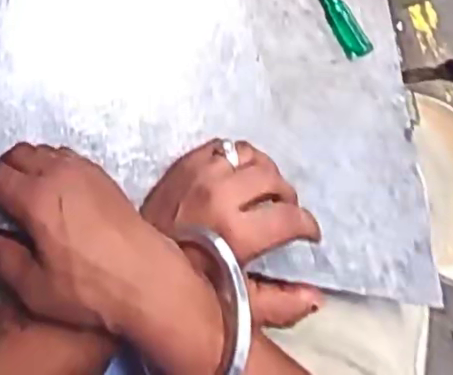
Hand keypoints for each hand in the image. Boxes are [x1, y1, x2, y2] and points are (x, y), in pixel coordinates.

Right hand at [0, 143, 215, 340]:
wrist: (144, 275)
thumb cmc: (90, 286)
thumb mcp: (37, 287)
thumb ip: (5, 261)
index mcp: (36, 197)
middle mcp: (57, 172)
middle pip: (19, 154)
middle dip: (1, 167)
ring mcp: (82, 168)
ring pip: (43, 149)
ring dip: (26, 161)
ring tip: (21, 184)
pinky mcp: (100, 172)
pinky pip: (65, 154)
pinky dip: (50, 160)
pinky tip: (53, 182)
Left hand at [143, 139, 323, 327]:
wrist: (135, 258)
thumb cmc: (188, 282)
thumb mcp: (235, 306)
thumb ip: (279, 304)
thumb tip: (317, 297)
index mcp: (235, 231)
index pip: (289, 216)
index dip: (308, 224)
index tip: (309, 233)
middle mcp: (220, 193)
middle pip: (273, 177)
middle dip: (287, 195)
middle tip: (285, 209)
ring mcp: (201, 171)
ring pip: (249, 153)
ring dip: (264, 170)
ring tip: (263, 189)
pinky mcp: (186, 160)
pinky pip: (223, 145)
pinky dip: (236, 156)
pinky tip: (237, 174)